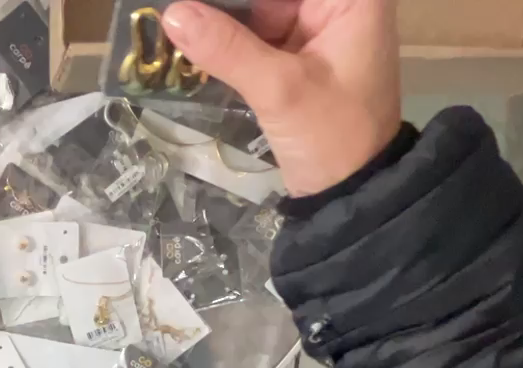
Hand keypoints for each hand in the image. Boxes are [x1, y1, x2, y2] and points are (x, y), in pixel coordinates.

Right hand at [162, 0, 400, 196]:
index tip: (191, 1)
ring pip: (257, 15)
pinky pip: (255, 42)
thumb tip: (172, 14)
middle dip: (225, 7)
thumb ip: (227, 49)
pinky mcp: (296, 63)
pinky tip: (192, 46)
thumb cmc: (330, 136)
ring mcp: (314, 35)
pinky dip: (228, 47)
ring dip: (220, 23)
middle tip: (174, 10)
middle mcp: (335, 6)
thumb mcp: (279, 89)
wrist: (350, 194)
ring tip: (175, 25)